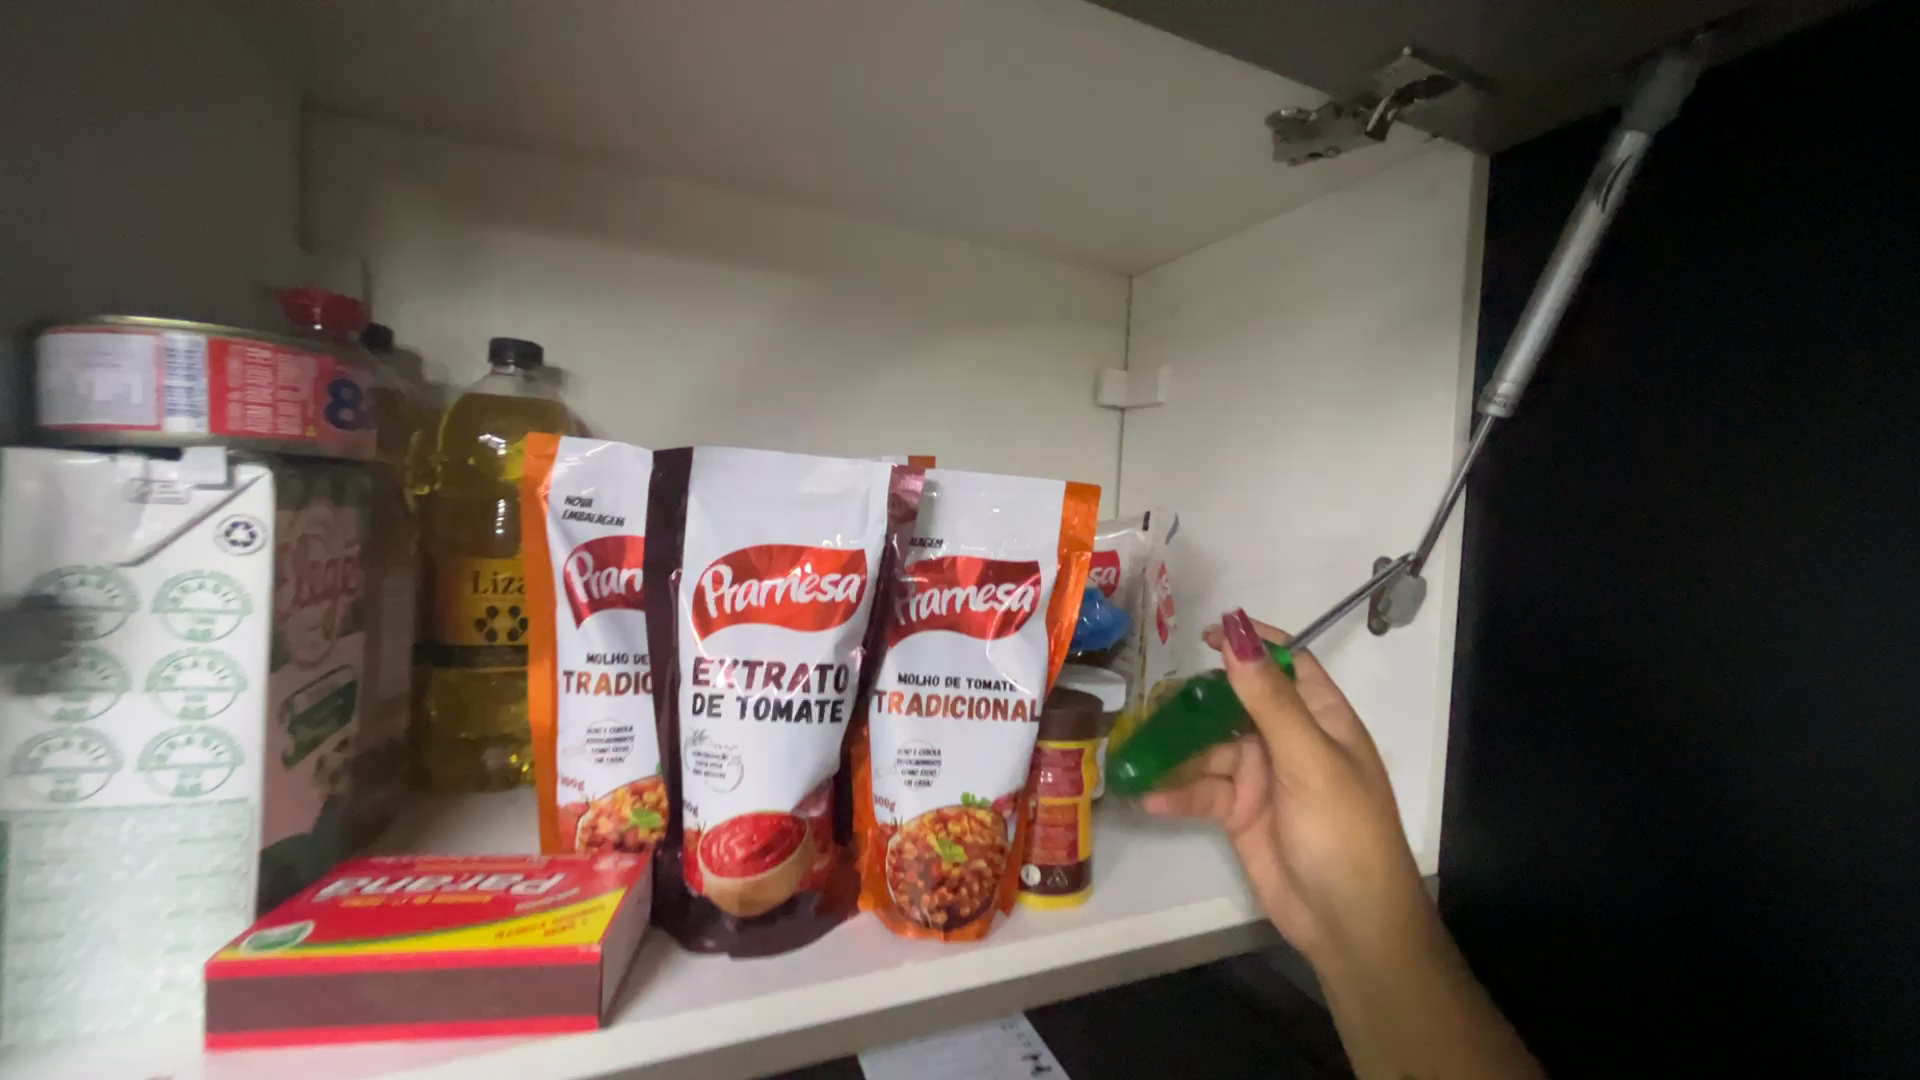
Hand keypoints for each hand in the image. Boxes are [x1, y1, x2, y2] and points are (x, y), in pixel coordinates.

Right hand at [1141, 609, 1434, 965]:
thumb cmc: (1343, 832)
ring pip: (1210, 748)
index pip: (1288, 664)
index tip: (1207, 634)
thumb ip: (1268, 700)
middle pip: (1236, 704)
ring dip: (1176, 751)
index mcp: (1320, 719)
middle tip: (1155, 696)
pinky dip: (1177, 793)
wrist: (1350, 926)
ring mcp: (1262, 777)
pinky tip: (1148, 796)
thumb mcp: (1308, 760)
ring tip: (1137, 749)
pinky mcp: (1239, 812)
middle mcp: (1289, 741)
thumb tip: (1236, 635)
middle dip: (1197, 699)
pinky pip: (1201, 792)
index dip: (1252, 644)